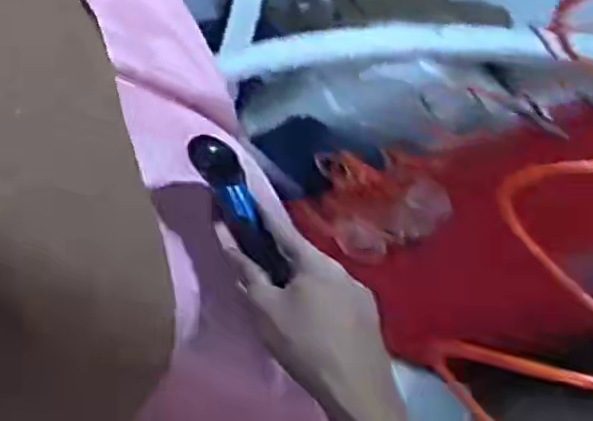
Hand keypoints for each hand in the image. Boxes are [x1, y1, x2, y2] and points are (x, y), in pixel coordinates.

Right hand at [215, 203, 407, 420]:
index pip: (279, 225)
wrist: (361, 400)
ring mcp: (360, 294)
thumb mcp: (263, 304)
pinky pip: (331, 289)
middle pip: (299, 250)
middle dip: (273, 247)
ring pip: (316, 271)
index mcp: (317, 262)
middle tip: (249, 248)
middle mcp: (342, 270)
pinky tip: (300, 304)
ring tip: (273, 281)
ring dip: (293, 271)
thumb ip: (244, 266)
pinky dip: (311, 288)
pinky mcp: (368, 316)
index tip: (237, 194)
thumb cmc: (305, 344)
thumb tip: (224, 233)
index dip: (255, 209)